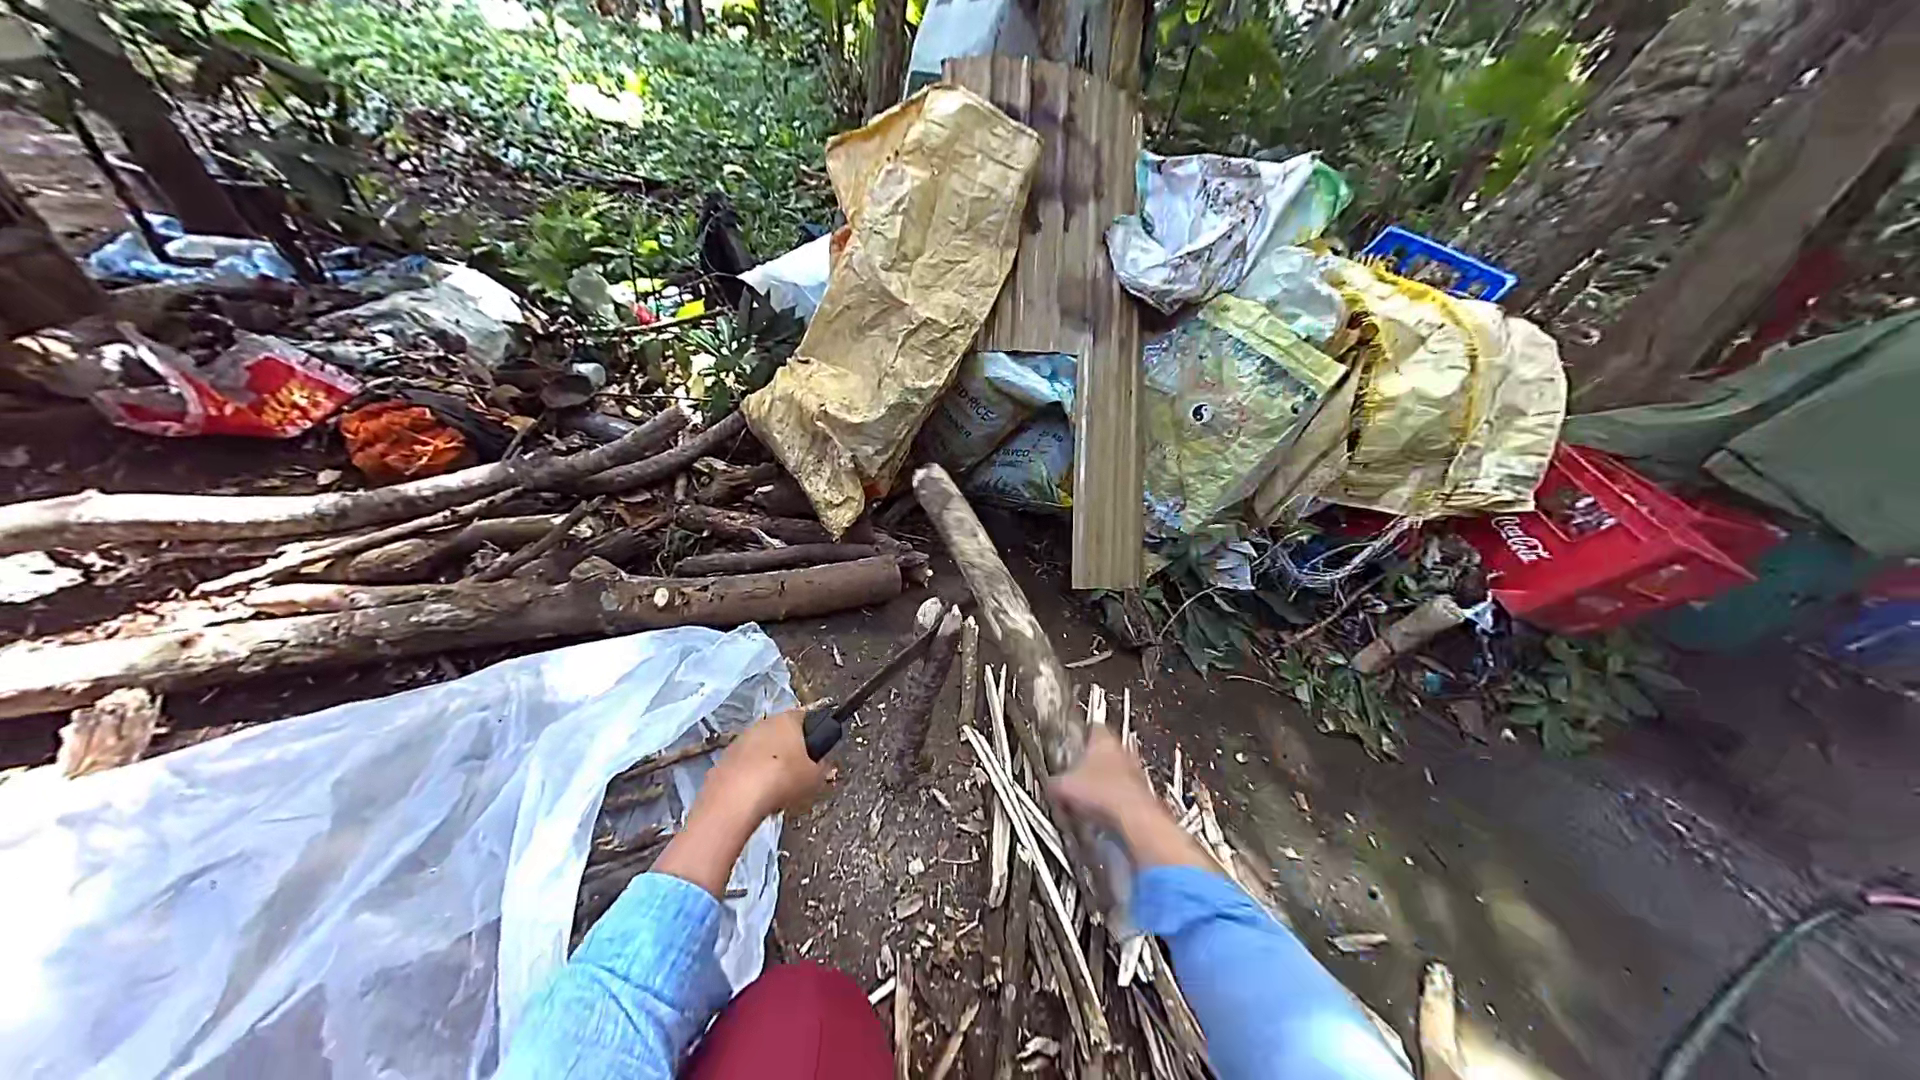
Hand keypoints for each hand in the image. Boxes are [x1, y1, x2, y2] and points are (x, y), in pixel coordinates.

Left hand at [696, 708, 829, 824]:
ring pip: (760, 748)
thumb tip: (822, 764)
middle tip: (796, 774)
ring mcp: (740, 740)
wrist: (735, 798)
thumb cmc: (783, 780)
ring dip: (767, 762)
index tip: (815, 753)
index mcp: (788, 720)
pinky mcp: (723, 758)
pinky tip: (754, 795)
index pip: (806, 717)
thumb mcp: (815, 778)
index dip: (812, 733)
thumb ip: (822, 768)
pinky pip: (743, 764)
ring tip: (774, 789)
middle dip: (788, 750)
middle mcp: (763, 723)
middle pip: (780, 732)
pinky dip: (749, 776)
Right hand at [1048, 725, 1160, 832]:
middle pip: (1102, 751)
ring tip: (1086, 799)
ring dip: (1100, 783)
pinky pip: (1121, 792)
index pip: (1090, 727)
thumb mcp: (1064, 785)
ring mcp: (1134, 771)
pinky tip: (1100, 813)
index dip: (1078, 736)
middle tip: (1074, 776)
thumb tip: (1050, 786)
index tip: (1071, 743)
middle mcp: (1123, 750)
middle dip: (1088, 764)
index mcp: (1104, 737)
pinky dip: (1111, 800)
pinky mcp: (1141, 793)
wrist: (1132, 818)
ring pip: (1113, 772)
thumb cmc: (1105, 793)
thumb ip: (1054, 781)